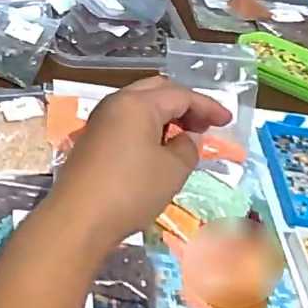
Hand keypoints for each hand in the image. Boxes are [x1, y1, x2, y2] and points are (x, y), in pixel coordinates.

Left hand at [44, 77, 232, 250]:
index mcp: (137, 103)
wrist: (79, 216)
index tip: (227, 120)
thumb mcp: (172, 170)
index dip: (207, 106)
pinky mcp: (92, 138)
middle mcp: (116, 103)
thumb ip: (187, 147)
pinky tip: (157, 147)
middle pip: (156, 91)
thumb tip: (185, 138)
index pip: (180, 95)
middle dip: (184, 104)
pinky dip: (147, 126)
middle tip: (205, 124)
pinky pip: (126, 120)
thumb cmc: (131, 189)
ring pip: (139, 104)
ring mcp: (100, 119)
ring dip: (164, 115)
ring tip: (184, 136)